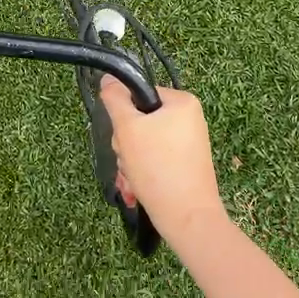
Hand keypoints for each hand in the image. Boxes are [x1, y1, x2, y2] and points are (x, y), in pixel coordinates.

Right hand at [98, 76, 224, 232]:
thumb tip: (109, 78)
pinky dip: (143, 171)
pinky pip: (156, 159)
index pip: (139, 96)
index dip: (124, 114)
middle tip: (127, 160)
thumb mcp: (127, 127)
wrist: (188, 221)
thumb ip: (114, 98)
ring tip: (132, 179)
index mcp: (183, 102)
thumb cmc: (157, 167)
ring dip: (131, 160)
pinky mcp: (186, 166)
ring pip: (145, 143)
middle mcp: (190, 120)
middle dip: (127, 144)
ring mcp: (189, 145)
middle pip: (141, 121)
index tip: (121, 136)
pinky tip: (136, 188)